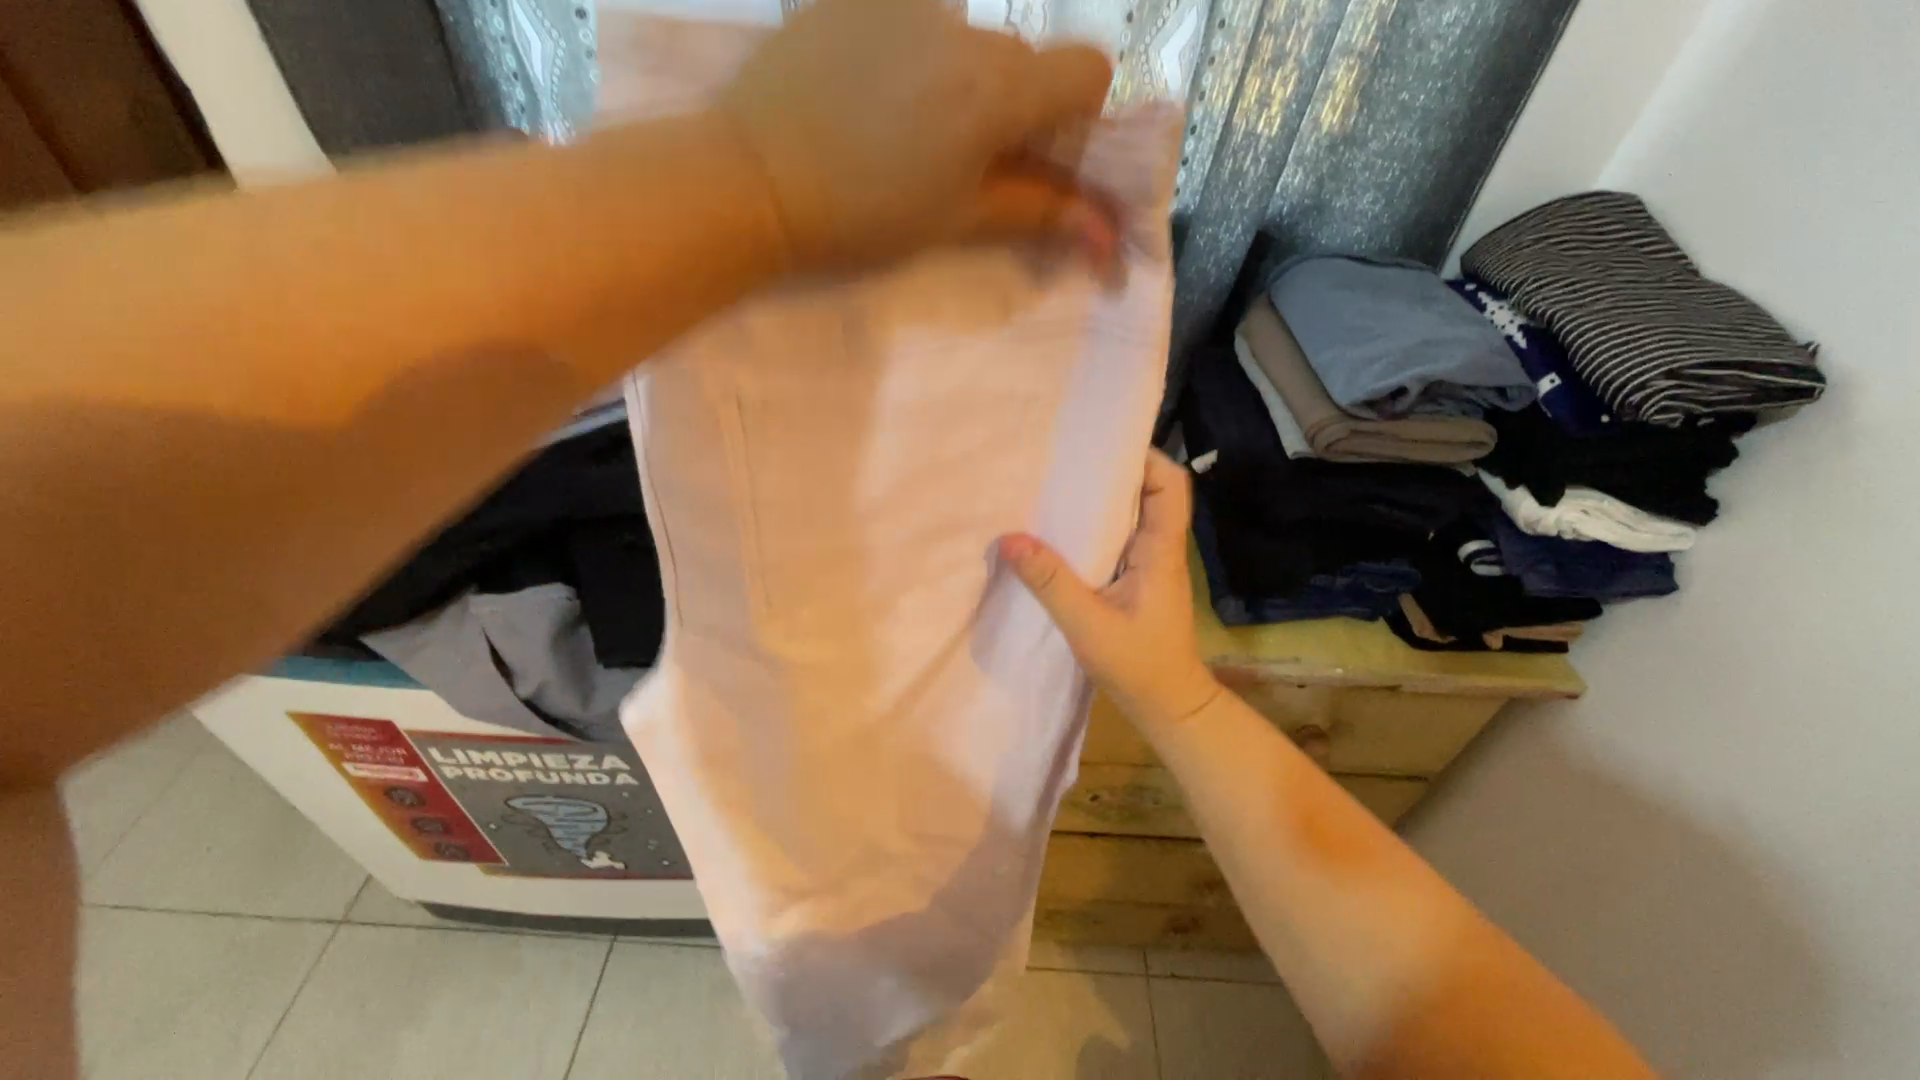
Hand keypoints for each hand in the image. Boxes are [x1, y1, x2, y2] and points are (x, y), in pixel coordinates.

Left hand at [718, 0, 1116, 272]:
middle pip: (1021, 56)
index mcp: (997, 89)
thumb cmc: (862, 215)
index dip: (1075, 112)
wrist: (752, 180)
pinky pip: (909, 14)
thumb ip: (1038, 211)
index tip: (1036, 148)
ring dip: (955, 75)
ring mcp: (905, 1)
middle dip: (1009, 102)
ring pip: (964, 35)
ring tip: (896, 124)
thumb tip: (1104, 234)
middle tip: (956, 153)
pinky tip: (861, 90)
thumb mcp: (956, 220)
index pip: (1088, 68)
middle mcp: (963, 27)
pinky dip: (905, 49)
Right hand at [999, 450, 1222, 733]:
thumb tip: (1009, 539)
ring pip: (1132, 517)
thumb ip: (1050, 583)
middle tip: (1066, 462)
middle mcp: (1160, 549)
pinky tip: (1061, 533)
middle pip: (1149, 493)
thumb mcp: (1088, 625)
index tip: (1102, 448)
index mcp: (1161, 550)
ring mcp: (1150, 565)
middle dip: (1112, 473)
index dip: (1145, 459)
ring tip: (1057, 488)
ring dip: (1102, 501)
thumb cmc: (1139, 665)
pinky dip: (1095, 530)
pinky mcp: (1137, 582)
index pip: (1171, 486)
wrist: (1168, 706)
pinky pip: (1119, 541)